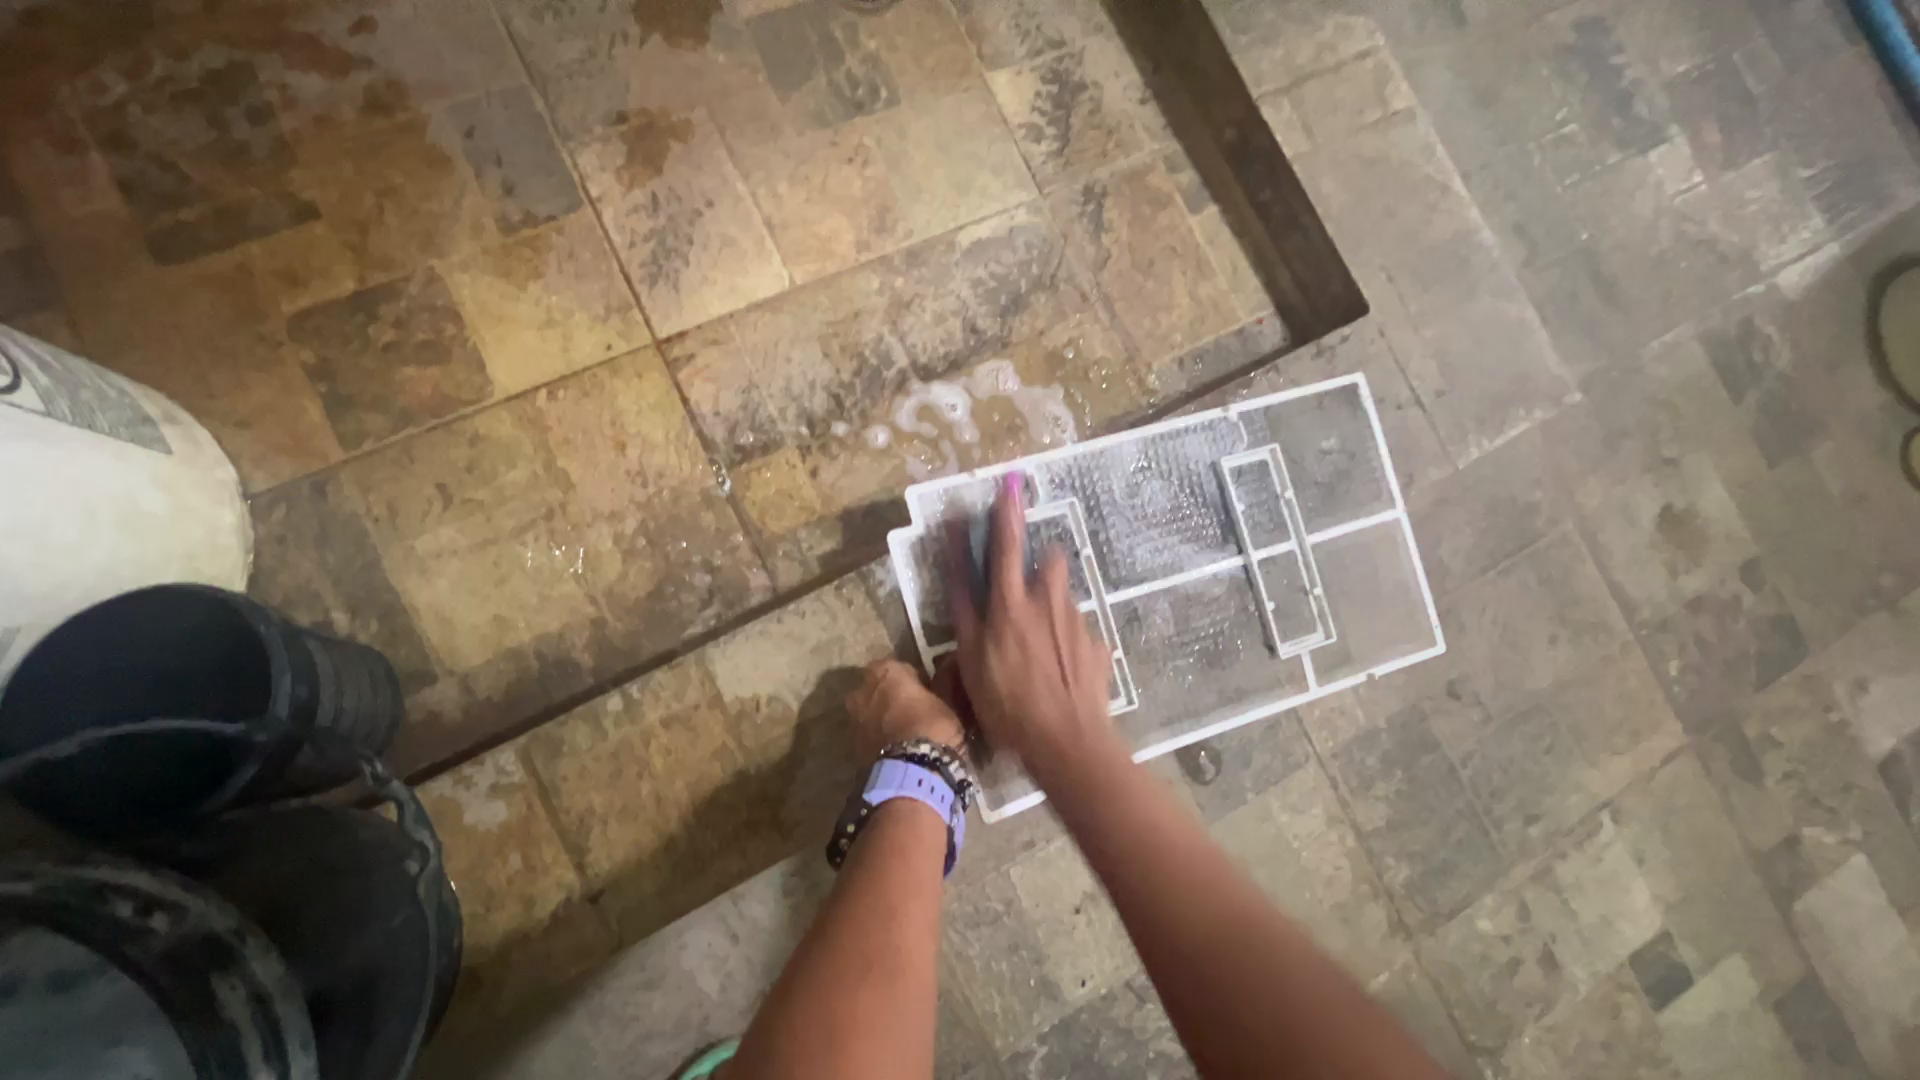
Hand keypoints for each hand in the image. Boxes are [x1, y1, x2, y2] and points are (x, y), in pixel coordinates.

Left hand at [845, 659, 966, 762]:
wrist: (911, 773)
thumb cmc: (931, 727)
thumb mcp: (948, 701)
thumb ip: (943, 682)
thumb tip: (948, 666)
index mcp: (885, 672)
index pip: (900, 668)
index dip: (915, 681)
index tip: (927, 694)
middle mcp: (862, 690)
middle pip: (878, 688)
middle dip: (892, 698)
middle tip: (914, 714)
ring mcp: (853, 718)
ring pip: (870, 712)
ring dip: (882, 718)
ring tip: (905, 735)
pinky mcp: (851, 746)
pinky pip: (868, 734)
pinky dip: (878, 738)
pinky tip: (896, 751)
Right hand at [946, 474, 1117, 785]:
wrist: (1069, 741)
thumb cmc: (1009, 706)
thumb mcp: (972, 663)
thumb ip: (967, 615)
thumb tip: (960, 576)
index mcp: (1011, 604)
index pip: (1006, 546)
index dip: (1005, 513)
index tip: (1008, 484)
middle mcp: (1047, 603)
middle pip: (1049, 558)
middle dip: (1040, 557)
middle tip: (1027, 582)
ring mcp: (1077, 621)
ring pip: (1064, 593)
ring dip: (1052, 599)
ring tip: (1042, 636)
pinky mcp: (1097, 643)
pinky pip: (1078, 627)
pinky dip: (1067, 636)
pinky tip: (1061, 669)